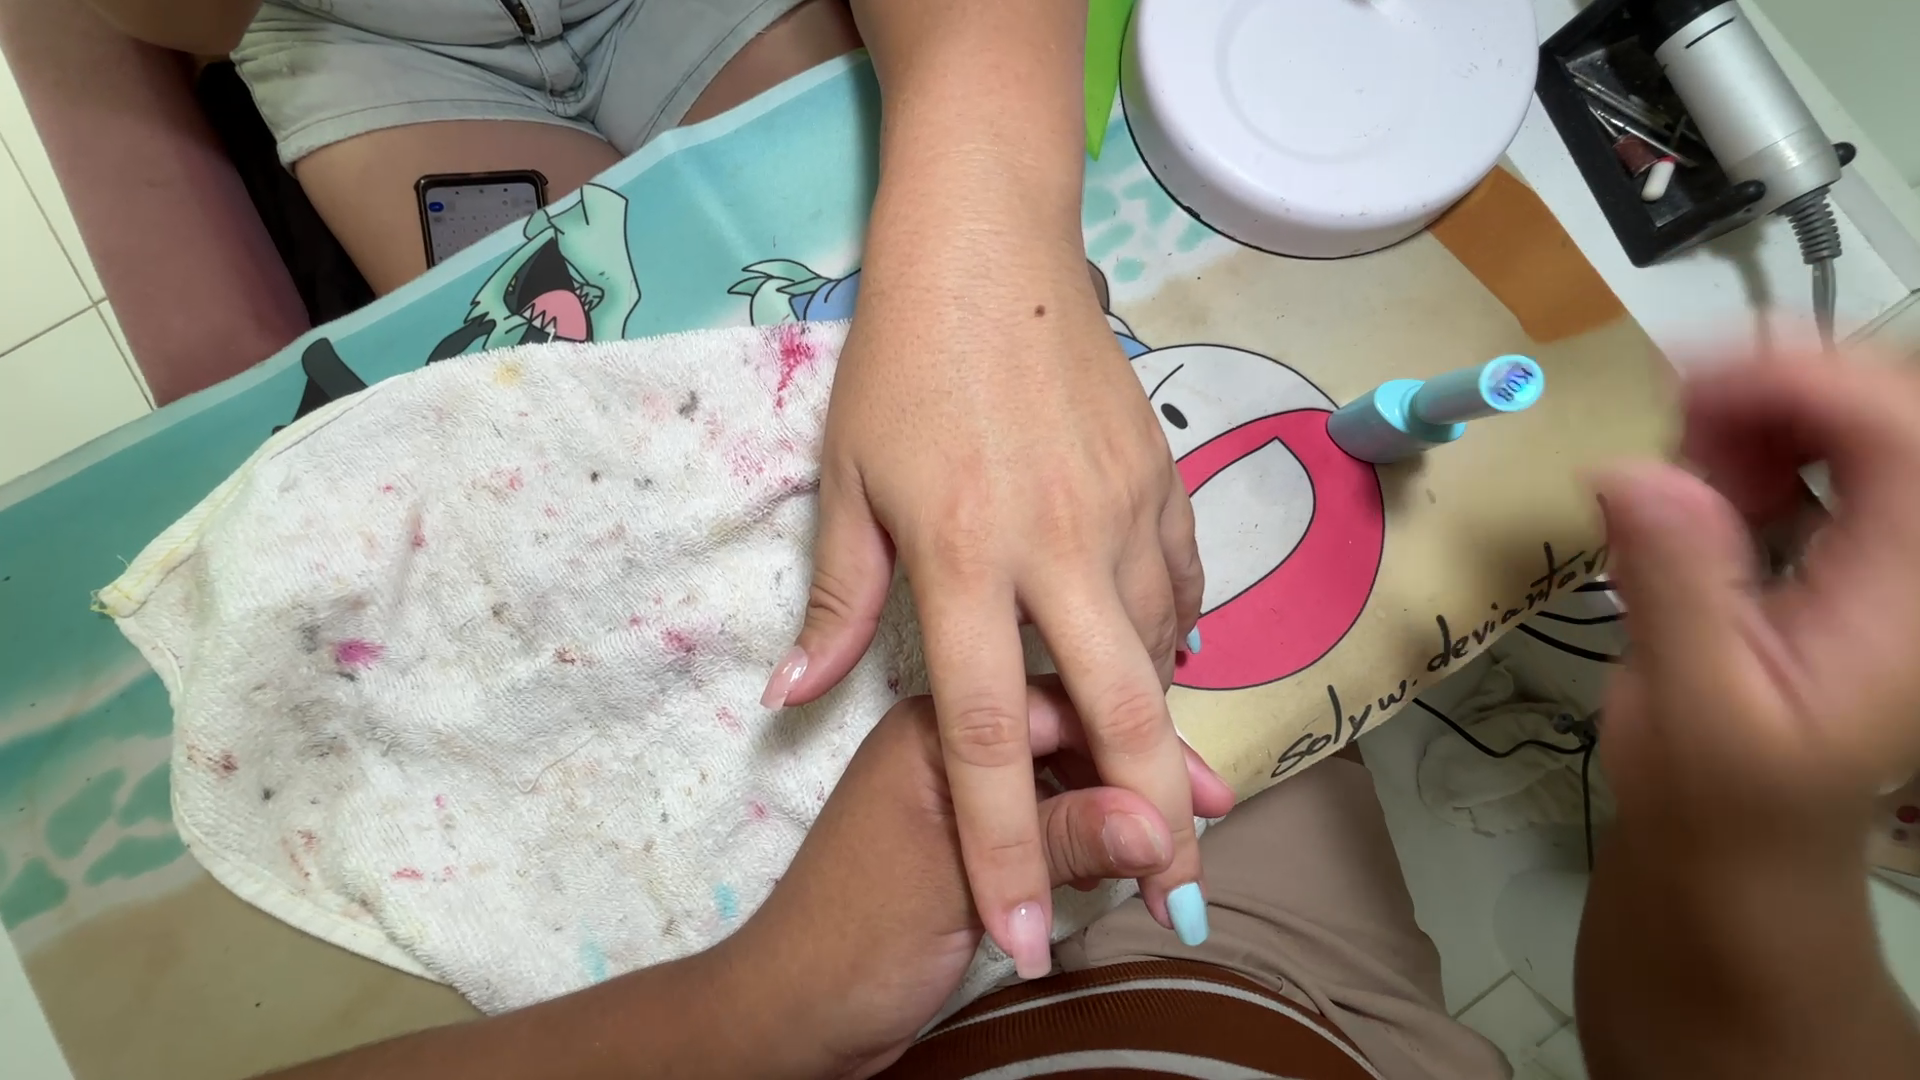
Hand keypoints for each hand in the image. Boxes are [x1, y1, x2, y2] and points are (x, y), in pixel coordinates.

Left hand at [722, 690, 1235, 1078]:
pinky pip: (1045, 799)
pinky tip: (1134, 835)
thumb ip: (1056, 842)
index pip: (1052, 711)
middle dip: (1142, 770)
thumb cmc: (857, 937)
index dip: (1130, 751)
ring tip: (1189, 825)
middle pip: (1065, 732)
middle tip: (1214, 806)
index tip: (1200, 796)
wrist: (793, 1008)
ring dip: (1123, 797)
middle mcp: (948, 730)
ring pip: (1060, 765)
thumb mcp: (959, 885)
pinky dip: (1091, 820)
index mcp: (932, 723)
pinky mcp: (968, 815)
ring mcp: (958, 772)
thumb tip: (1159, 825)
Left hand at [761, 240, 1206, 972]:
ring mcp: (1125, 510)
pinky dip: (1170, 635)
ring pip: (1161, 650)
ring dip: (1156, 719)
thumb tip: (793, 699)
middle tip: (1175, 897)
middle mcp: (1056, 547)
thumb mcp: (848, 483)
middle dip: (1149, 821)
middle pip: (1117, 711)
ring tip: (1152, 770)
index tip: (1021, 938)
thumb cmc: (903, 368)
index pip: (980, 734)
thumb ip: (836, 602)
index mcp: (961, 557)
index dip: (1001, 848)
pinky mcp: (1165, 479)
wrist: (990, 258)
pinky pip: (1182, 585)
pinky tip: (1155, 654)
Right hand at [1597, 350, 1919, 851]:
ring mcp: (1875, 555)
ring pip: (1848, 433)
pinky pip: (1803, 469)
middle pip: (1890, 421)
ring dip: (1755, 418)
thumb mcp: (1693, 694)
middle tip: (1672, 407)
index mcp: (1907, 593)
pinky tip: (1686, 483)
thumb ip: (1674, 584)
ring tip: (1671, 450)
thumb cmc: (1720, 783)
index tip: (1695, 375)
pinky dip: (1737, 453)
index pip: (1909, 444)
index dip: (1816, 384)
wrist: (1733, 829)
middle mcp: (1908, 560)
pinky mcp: (1825, 556)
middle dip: (1786, 388)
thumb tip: (1629, 471)